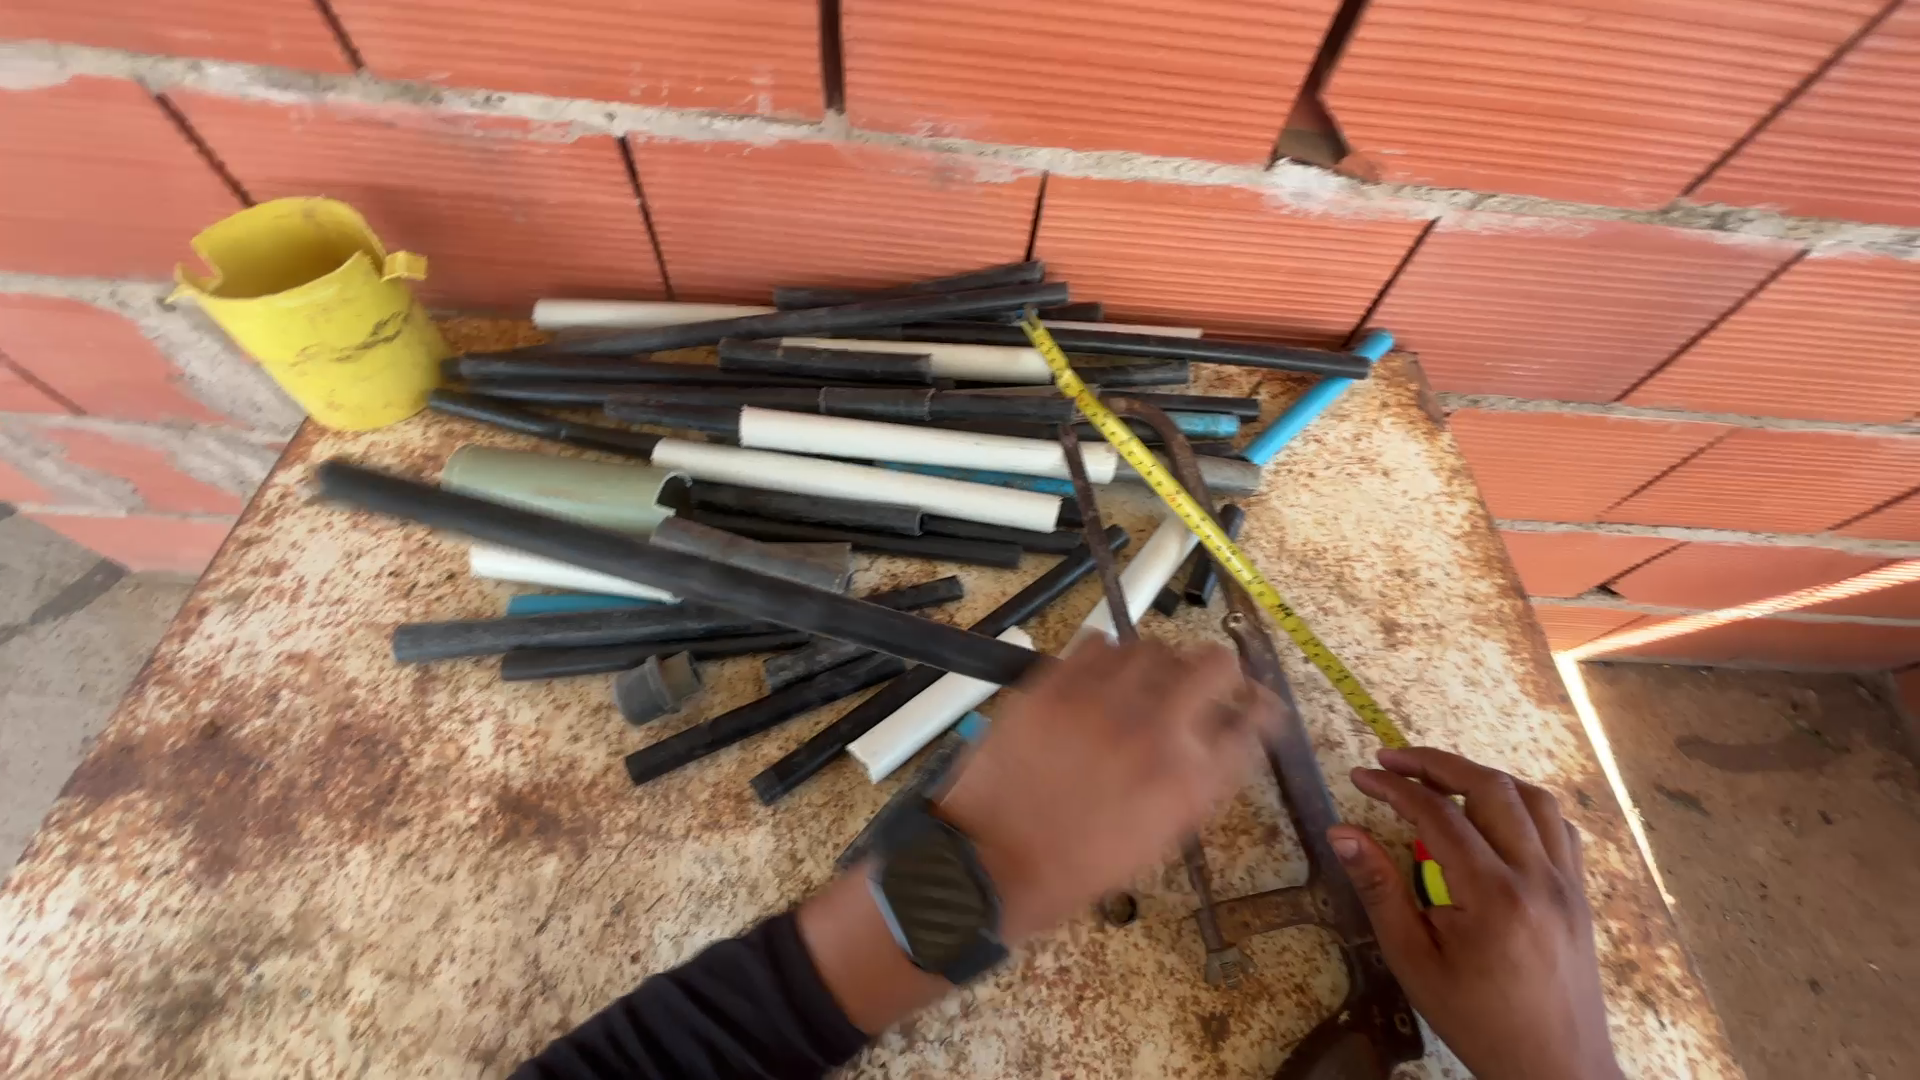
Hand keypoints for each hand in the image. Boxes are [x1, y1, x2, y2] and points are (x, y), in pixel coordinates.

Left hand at [935, 636, 1280, 942]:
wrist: (993, 859)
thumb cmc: (1078, 864)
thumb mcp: (1156, 838)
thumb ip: (1195, 784)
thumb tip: (1216, 742)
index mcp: (1188, 780)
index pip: (1253, 722)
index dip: (1261, 708)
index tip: (1257, 703)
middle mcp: (1154, 728)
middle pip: (1213, 664)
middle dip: (1221, 668)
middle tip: (1209, 677)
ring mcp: (1101, 698)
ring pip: (1153, 645)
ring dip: (1161, 660)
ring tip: (1148, 677)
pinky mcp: (1054, 683)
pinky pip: (1097, 642)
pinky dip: (1108, 654)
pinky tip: (1101, 675)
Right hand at [1329, 747, 1621, 1079]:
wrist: (1559, 1075)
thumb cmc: (1476, 1019)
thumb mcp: (1412, 959)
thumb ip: (1379, 889)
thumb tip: (1341, 831)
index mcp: (1492, 896)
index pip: (1437, 813)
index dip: (1393, 786)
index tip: (1360, 776)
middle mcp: (1537, 878)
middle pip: (1490, 788)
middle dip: (1435, 763)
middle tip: (1392, 760)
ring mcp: (1568, 884)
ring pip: (1533, 798)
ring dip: (1480, 777)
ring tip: (1438, 779)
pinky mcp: (1580, 894)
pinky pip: (1558, 827)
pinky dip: (1519, 804)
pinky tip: (1489, 815)